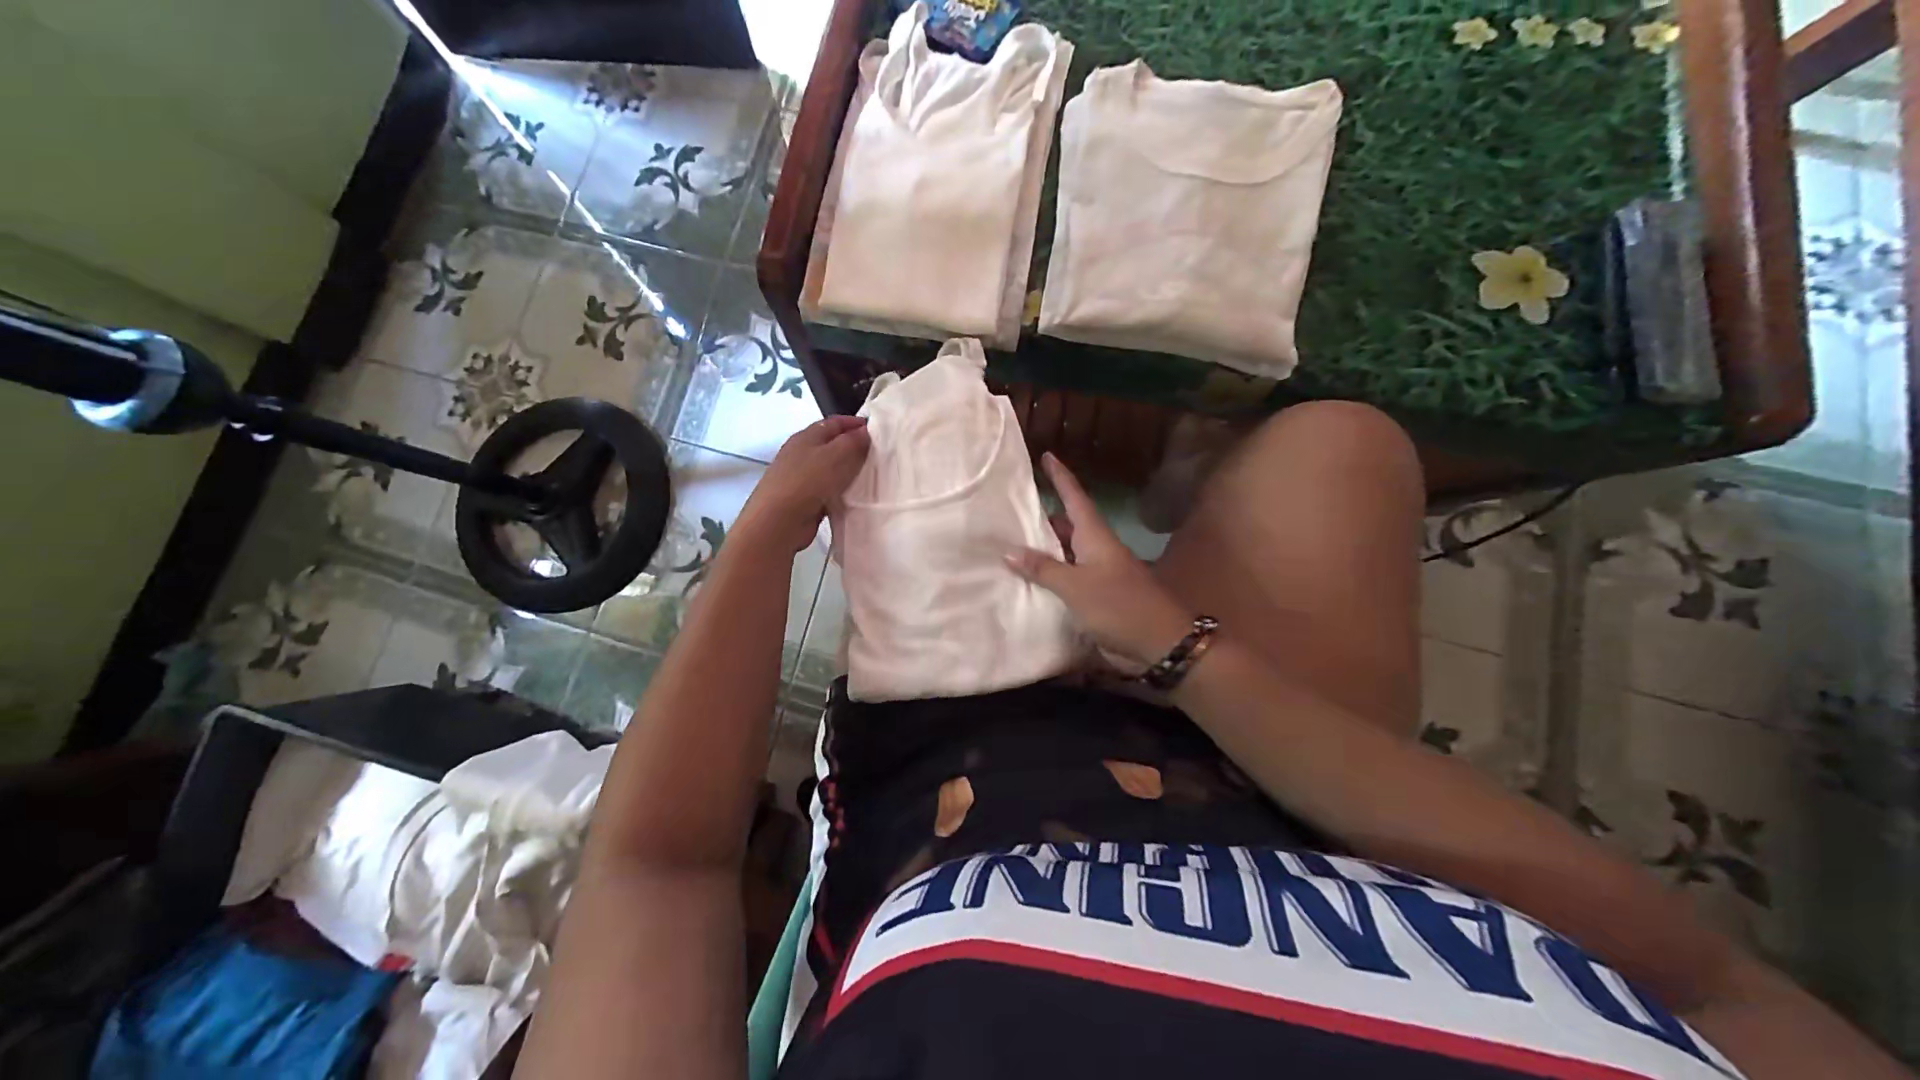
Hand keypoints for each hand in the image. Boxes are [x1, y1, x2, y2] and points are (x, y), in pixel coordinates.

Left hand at [736, 415, 870, 553]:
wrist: (778, 521)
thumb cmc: (807, 481)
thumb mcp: (837, 454)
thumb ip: (854, 441)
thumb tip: (866, 431)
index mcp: (806, 437)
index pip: (835, 423)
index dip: (856, 424)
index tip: (877, 431)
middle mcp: (801, 454)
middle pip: (832, 446)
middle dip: (854, 449)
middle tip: (878, 456)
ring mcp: (800, 478)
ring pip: (831, 470)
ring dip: (849, 473)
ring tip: (871, 478)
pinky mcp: (803, 501)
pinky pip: (828, 492)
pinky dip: (841, 493)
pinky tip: (854, 499)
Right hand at [1006, 453, 1195, 670]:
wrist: (1158, 643)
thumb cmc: (1119, 605)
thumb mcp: (1076, 586)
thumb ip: (1043, 569)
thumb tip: (1009, 550)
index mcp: (1095, 536)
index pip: (1075, 497)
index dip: (1061, 477)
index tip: (1047, 455)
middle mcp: (1097, 549)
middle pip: (1067, 525)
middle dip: (1043, 516)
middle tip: (1012, 509)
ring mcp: (1099, 573)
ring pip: (1066, 553)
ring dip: (1043, 549)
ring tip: (1010, 544)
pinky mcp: (1098, 596)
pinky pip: (1068, 578)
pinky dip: (1049, 576)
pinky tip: (1028, 581)